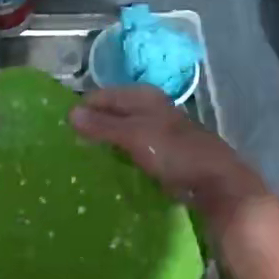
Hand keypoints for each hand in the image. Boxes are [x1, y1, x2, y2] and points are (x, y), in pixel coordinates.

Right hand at [69, 86, 268, 219]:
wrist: (217, 183)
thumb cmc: (175, 153)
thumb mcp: (135, 136)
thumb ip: (103, 125)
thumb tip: (70, 113)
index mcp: (144, 96)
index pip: (102, 96)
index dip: (83, 109)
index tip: (62, 128)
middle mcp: (151, 107)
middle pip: (113, 112)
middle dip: (93, 124)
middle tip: (69, 144)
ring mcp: (158, 130)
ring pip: (123, 130)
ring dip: (106, 141)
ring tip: (84, 157)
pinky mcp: (163, 152)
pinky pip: (133, 148)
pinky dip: (120, 154)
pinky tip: (110, 167)